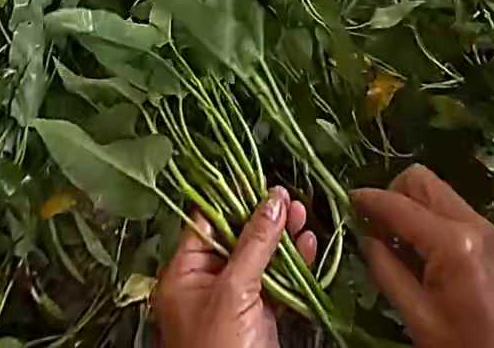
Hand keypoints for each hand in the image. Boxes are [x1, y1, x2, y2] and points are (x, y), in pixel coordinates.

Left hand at [153, 186, 318, 347]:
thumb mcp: (234, 291)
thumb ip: (255, 241)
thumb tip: (274, 197)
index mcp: (184, 273)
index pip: (207, 220)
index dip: (232, 196)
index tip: (257, 177)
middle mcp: (206, 283)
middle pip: (237, 235)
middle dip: (265, 216)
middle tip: (289, 198)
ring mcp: (234, 300)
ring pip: (260, 257)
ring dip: (284, 236)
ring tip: (303, 215)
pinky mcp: (259, 317)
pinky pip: (276, 282)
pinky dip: (294, 264)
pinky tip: (309, 245)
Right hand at [352, 165, 493, 347]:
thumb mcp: (419, 319)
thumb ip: (386, 271)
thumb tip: (365, 236)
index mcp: (452, 242)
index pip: (399, 206)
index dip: (368, 200)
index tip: (346, 200)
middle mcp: (470, 220)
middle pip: (419, 180)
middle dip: (392, 195)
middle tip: (375, 227)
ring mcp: (483, 224)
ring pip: (434, 189)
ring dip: (409, 204)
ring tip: (394, 241)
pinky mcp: (489, 235)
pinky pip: (448, 207)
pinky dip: (426, 216)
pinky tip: (417, 248)